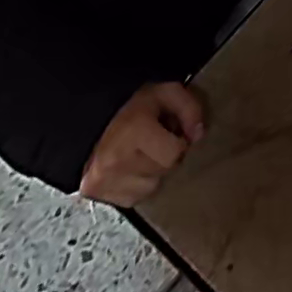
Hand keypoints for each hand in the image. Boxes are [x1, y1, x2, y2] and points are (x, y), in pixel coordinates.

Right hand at [79, 81, 205, 206]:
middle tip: (156, 140)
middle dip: (166, 156)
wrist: (93, 115)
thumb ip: (190, 109)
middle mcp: (114, 161)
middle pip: (163, 172)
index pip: (173, 156)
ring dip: (152, 173)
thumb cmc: (134, 103)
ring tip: (143, 152)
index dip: (179, 143)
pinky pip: (132, 199)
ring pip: (149, 189)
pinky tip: (132, 166)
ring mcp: (101, 180)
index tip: (172, 132)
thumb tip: (198, 136)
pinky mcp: (93, 192)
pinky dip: (137, 184)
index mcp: (133, 132)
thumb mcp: (168, 92)